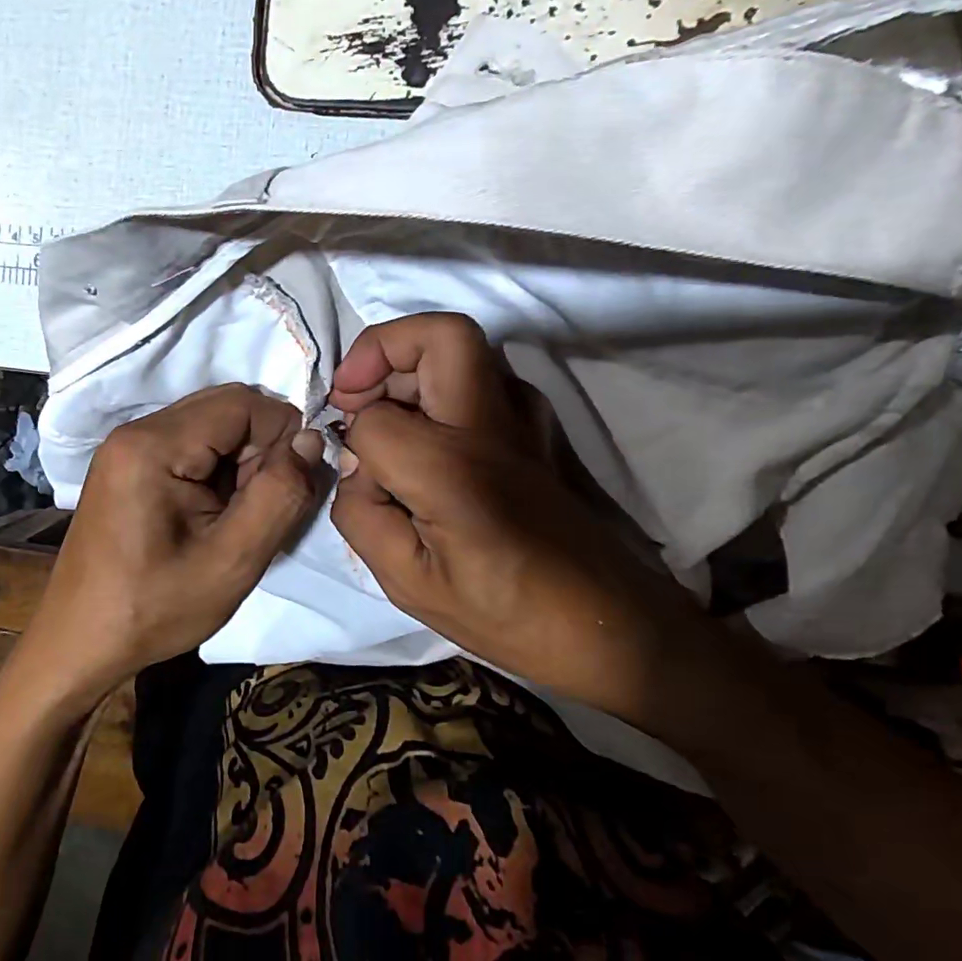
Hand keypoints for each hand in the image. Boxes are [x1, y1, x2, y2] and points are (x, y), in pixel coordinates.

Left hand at [26, 384, 324, 705]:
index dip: (283, 434)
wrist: (81, 642)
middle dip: (262, 448)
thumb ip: (280, 494)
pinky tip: (215, 514)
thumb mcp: (232, 560)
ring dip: (241, 461)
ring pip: (210, 426)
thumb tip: (312, 439)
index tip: (293, 486)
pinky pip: (189, 445)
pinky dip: (217, 470)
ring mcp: (126, 446)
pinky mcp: (127, 465)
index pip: (242, 403)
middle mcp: (134, 430)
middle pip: (225, 408)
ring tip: (238, 517)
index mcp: (152, 445)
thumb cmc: (153, 609)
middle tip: (263, 507)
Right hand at [330, 313, 721, 728]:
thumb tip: (357, 462)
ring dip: (408, 365)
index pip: (375, 419)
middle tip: (353, 396)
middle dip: (381, 349)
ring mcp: (525, 417)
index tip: (353, 468)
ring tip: (381, 414)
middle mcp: (494, 424)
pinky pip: (476, 377)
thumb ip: (362, 513)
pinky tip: (424, 436)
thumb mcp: (409, 582)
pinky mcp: (537, 424)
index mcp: (455, 469)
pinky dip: (435, 386)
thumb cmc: (505, 614)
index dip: (352, 438)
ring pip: (459, 346)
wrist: (609, 626)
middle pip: (438, 334)